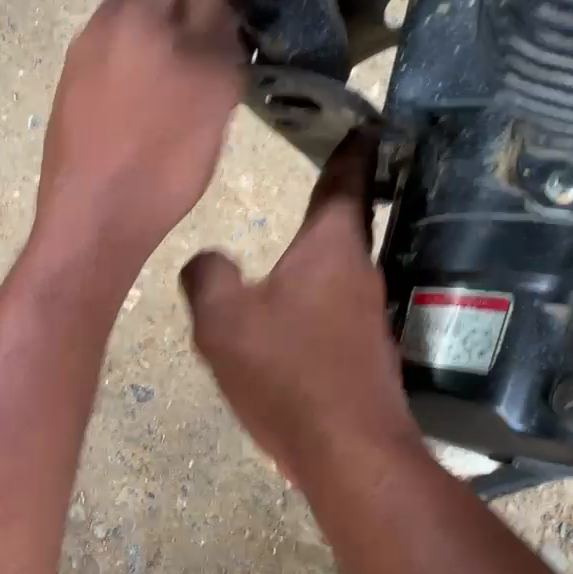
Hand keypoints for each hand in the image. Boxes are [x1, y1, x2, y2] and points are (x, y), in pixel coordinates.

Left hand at [33, 0, 244, 265]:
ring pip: (137, 33)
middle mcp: (95, 27)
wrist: (90, 229)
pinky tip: (164, 112)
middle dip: (194, 3)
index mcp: (130, 7)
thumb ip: (217, 15)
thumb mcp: (213, 80)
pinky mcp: (71, 106)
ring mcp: (77, 68)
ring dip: (172, 43)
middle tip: (228, 41)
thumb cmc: (158, 157)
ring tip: (202, 82)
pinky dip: (147, 75)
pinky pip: (118, 70)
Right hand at [180, 134, 420, 477]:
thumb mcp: (223, 321)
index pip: (345, 180)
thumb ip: (207, 278)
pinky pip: (332, 319)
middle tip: (298, 197)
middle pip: (343, 230)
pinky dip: (310, 313)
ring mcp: (368, 319)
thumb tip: (204, 259)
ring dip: (311, 270)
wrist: (345, 450)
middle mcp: (360, 274)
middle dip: (323, 213)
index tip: (361, 124)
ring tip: (277, 272)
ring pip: (336, 278)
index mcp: (330, 249)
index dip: (351, 148)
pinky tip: (284, 335)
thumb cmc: (285, 372)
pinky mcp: (364, 358)